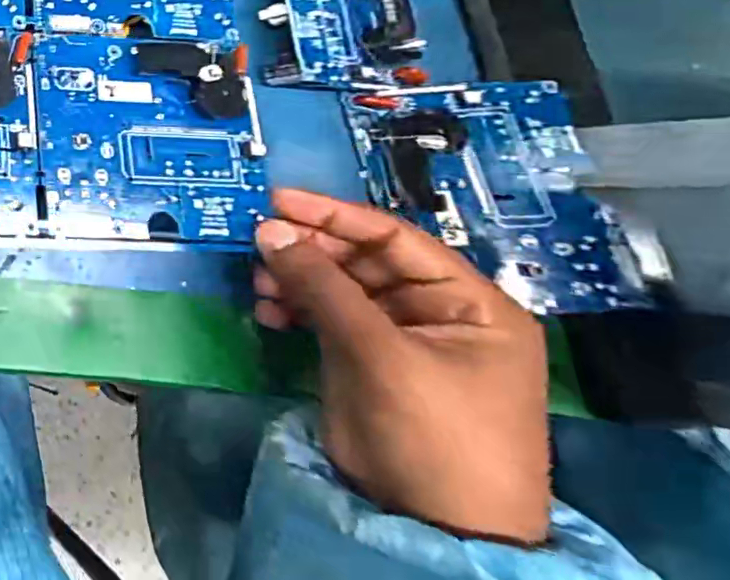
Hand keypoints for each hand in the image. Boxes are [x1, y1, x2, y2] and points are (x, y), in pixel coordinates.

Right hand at [253, 187, 550, 544]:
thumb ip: (322, 285)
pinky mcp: (363, 355)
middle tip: (260, 246)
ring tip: (261, 286)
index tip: (278, 200)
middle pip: (359, 259)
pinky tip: (269, 311)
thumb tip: (269, 229)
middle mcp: (434, 311)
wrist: (432, 527)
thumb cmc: (433, 433)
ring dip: (293, 279)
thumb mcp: (379, 353)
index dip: (334, 215)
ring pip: (334, 284)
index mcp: (469, 304)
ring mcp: (396, 335)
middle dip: (308, 252)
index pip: (395, 238)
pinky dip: (292, 306)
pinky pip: (321, 312)